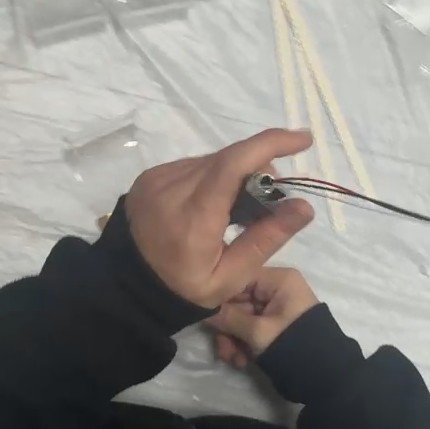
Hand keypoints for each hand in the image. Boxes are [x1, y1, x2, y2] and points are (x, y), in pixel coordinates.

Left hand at [124, 128, 315, 307]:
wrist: (126, 286)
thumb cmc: (181, 288)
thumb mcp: (229, 276)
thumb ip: (266, 239)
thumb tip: (303, 207)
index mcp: (194, 215)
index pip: (234, 163)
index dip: (270, 144)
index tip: (303, 140)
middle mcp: (172, 187)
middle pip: (227, 159)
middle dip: (259, 167)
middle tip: (274, 195)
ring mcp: (157, 179)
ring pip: (210, 161)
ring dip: (235, 174)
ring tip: (241, 207)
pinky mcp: (149, 177)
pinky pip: (191, 167)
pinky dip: (212, 178)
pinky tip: (214, 204)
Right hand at [207, 267, 319, 365]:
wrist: (325, 377)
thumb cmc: (292, 345)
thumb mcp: (257, 332)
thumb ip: (227, 318)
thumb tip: (201, 310)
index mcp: (279, 280)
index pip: (238, 277)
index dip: (220, 297)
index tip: (206, 317)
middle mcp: (277, 288)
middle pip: (239, 301)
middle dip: (227, 327)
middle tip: (221, 350)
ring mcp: (277, 307)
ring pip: (243, 317)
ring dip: (233, 339)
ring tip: (232, 359)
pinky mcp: (276, 325)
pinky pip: (252, 328)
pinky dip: (244, 343)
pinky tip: (241, 360)